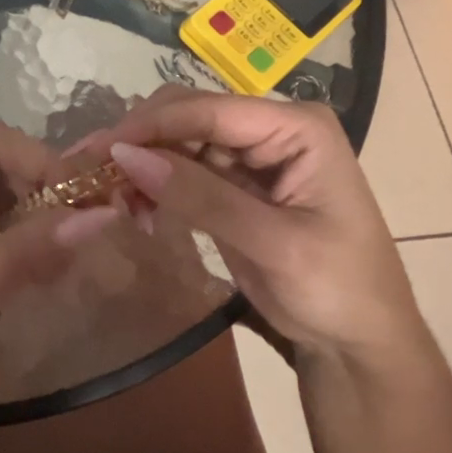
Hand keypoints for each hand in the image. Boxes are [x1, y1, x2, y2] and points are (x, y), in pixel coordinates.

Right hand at [75, 88, 427, 361]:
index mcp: (296, 127)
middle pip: (187, 115)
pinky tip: (138, 212)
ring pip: (176, 140)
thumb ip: (199, 195)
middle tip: (92, 175)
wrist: (359, 343)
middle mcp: (271, 128)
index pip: (209, 110)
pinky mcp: (233, 182)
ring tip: (115, 202)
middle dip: (140, 142)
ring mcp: (251, 154)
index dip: (151, 125)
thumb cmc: (337, 289)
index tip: (99, 151)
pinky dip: (154, 186)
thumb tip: (123, 155)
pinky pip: (181, 169)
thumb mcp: (272, 243)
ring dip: (142, 166)